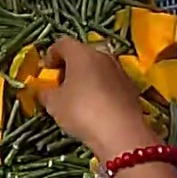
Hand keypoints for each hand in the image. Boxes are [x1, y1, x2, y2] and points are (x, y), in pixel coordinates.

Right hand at [38, 38, 161, 158]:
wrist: (122, 133)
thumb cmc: (81, 111)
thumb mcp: (53, 103)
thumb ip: (46, 93)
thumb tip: (45, 91)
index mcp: (82, 54)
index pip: (62, 44)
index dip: (50, 55)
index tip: (45, 71)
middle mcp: (103, 56)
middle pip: (82, 54)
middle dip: (69, 67)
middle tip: (59, 84)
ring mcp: (120, 71)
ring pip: (98, 68)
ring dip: (86, 78)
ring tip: (76, 97)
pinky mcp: (132, 88)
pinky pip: (110, 82)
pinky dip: (100, 89)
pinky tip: (94, 107)